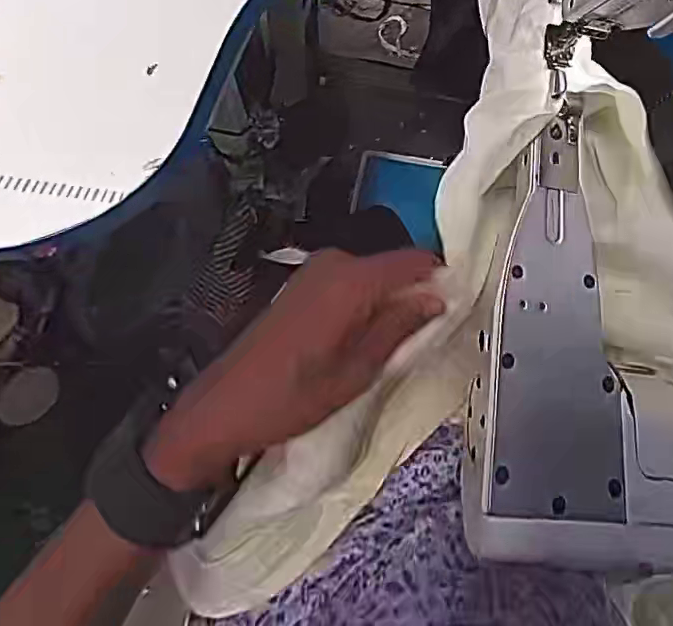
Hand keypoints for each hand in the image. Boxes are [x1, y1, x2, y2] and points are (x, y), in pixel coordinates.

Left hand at [146, 248, 444, 490]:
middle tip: (420, 333)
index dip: (440, 279)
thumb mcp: (357, 372)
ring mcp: (316, 270)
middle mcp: (335, 264)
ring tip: (388, 341)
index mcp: (351, 281)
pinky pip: (353, 279)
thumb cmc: (288, 399)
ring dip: (389, 298)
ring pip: (375, 273)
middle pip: (395, 266)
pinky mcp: (304, 281)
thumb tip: (436, 299)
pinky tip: (360, 335)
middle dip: (414, 293)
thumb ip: (400, 326)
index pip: (415, 261)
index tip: (453, 305)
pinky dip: (367, 299)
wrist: (219, 410)